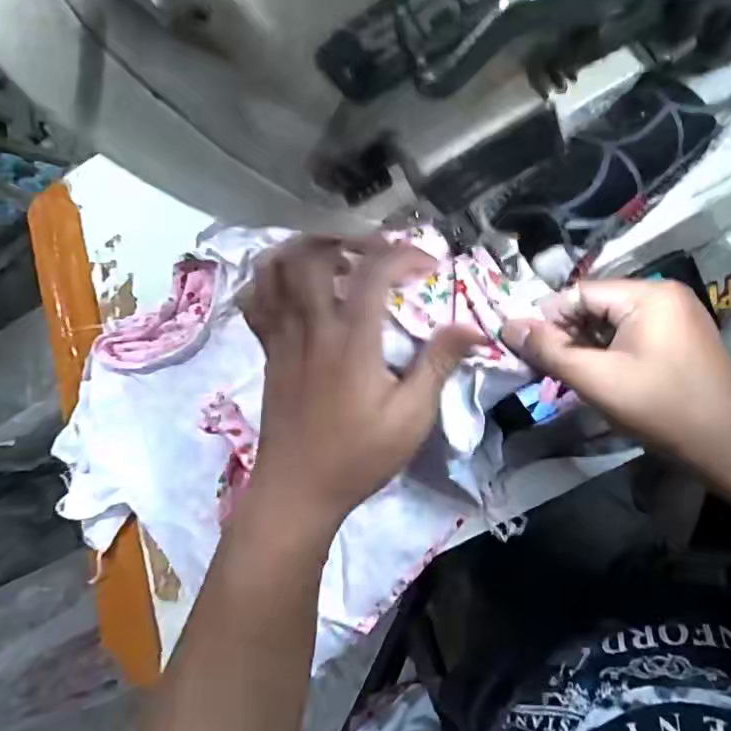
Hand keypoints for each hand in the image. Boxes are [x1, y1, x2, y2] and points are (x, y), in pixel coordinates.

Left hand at [241, 236, 481, 530]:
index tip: (430, 265)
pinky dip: (273, 279)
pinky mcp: (268, 352)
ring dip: (306, 250)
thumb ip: (439, 365)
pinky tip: (297, 285)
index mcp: (352, 342)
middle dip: (347, 238)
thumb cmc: (359, 456)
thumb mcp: (412, 417)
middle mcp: (312, 329)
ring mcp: (283, 338)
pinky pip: (257, 300)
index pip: (372, 271)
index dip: (404, 254)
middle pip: (312, 254)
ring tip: (337, 256)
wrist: (297, 492)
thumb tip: (473, 328)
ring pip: (276, 269)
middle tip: (378, 251)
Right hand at [502, 280, 730, 469]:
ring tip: (568, 377)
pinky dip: (613, 354)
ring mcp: (679, 317)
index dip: (547, 319)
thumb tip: (508, 326)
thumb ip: (551, 351)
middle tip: (543, 368)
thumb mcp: (599, 381)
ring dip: (588, 347)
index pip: (580, 293)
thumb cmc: (663, 410)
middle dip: (568, 335)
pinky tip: (600, 378)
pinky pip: (636, 336)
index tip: (523, 348)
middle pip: (598, 306)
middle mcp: (666, 295)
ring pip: (615, 323)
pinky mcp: (684, 339)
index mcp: (649, 294)